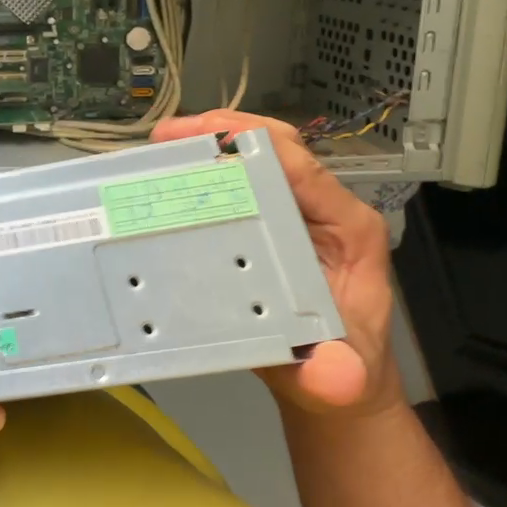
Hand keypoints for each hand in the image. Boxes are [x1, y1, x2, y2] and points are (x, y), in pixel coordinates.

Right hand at [152, 111, 404, 419]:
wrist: (338, 376)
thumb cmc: (344, 367)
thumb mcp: (341, 376)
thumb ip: (336, 376)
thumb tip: (331, 376)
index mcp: (347, 229)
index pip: (304, 169)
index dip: (256, 145)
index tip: (203, 138)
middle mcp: (322, 209)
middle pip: (278, 146)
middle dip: (223, 129)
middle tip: (167, 136)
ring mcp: (296, 211)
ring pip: (257, 154)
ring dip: (209, 141)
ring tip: (159, 145)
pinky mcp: (270, 219)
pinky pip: (240, 178)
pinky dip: (205, 165)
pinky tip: (169, 170)